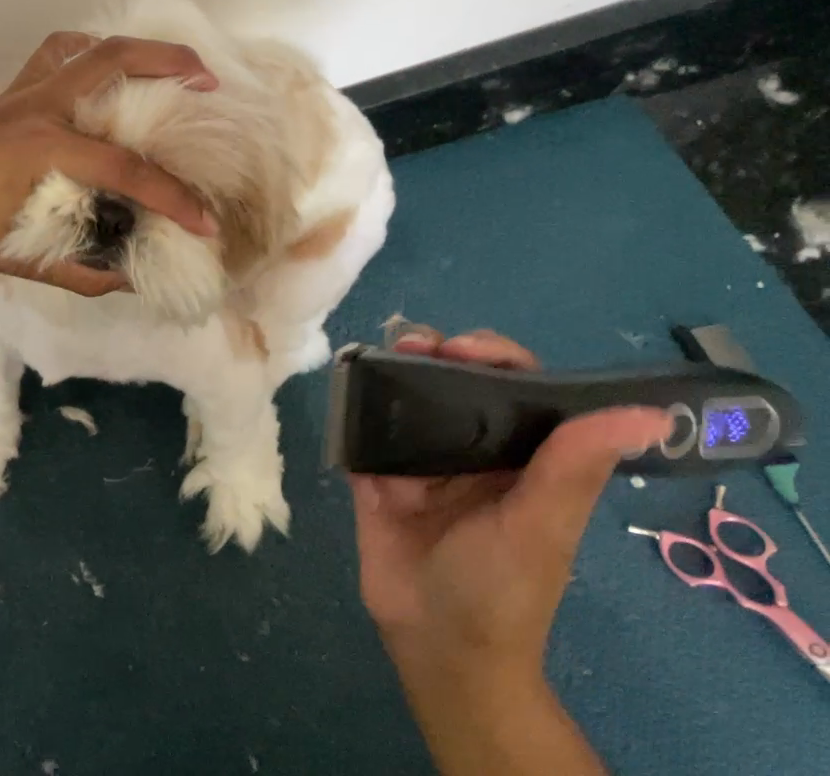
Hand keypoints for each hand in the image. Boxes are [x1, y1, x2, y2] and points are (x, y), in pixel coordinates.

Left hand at [0, 32, 216, 294]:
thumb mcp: (23, 260)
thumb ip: (83, 271)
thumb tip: (135, 277)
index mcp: (39, 148)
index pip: (124, 168)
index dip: (171, 199)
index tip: (205, 224)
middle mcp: (32, 108)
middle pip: (111, 60)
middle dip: (169, 63)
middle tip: (210, 82)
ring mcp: (15, 96)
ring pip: (80, 48)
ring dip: (127, 49)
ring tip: (163, 69)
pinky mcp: (4, 99)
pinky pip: (51, 58)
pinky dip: (83, 55)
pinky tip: (101, 80)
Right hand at [349, 328, 666, 765]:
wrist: (436, 644)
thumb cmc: (501, 589)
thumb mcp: (539, 528)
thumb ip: (572, 469)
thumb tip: (646, 414)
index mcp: (524, 461)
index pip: (519, 391)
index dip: (496, 359)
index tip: (461, 347)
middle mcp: (472, 455)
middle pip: (455, 387)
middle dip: (433, 356)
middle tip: (407, 342)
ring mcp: (419, 467)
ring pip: (406, 405)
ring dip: (390, 375)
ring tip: (369, 356)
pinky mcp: (375, 482)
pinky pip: (363, 439)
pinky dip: (352, 412)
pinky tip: (341, 389)